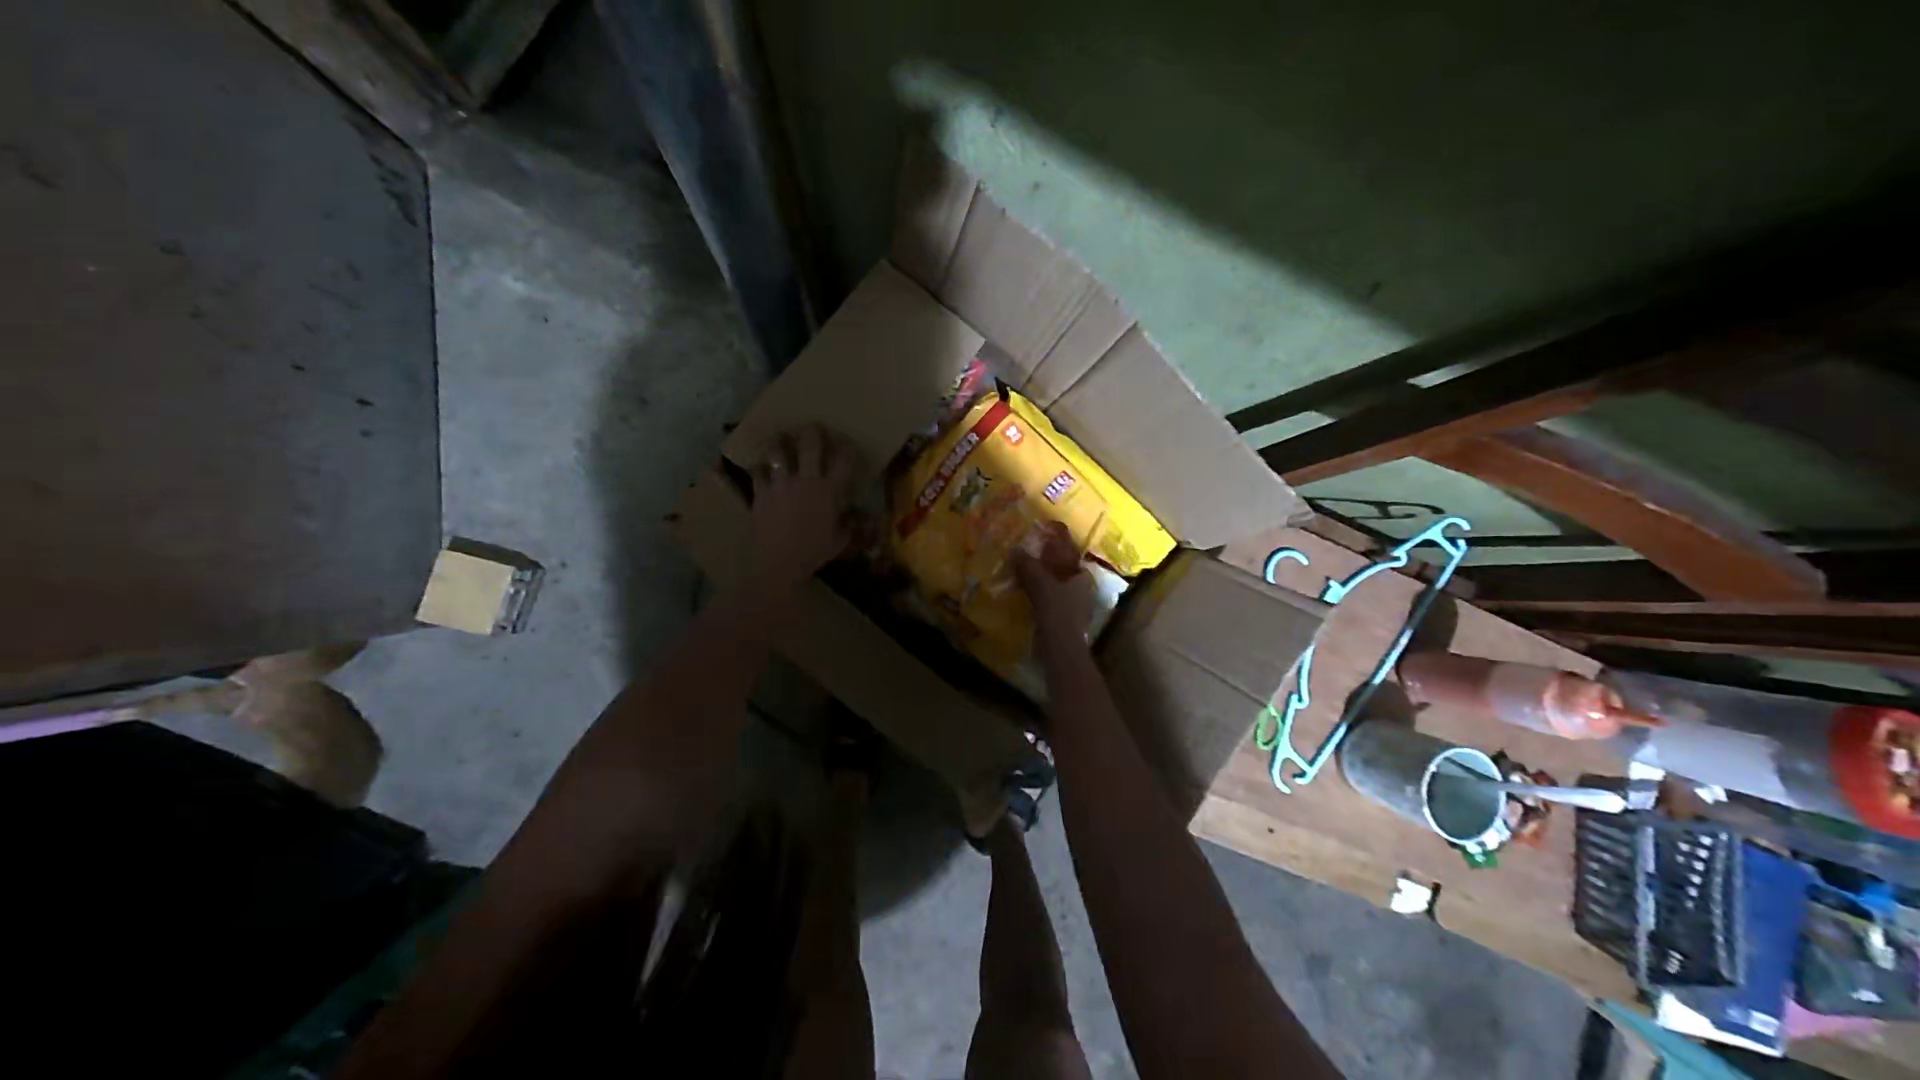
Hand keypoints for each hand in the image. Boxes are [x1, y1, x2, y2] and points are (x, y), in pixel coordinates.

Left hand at [749, 425, 858, 588]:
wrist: (777, 562)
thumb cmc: (813, 553)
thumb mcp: (839, 541)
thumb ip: (851, 525)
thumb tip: (861, 517)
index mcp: (829, 491)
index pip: (843, 460)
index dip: (847, 449)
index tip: (847, 445)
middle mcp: (806, 479)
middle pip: (810, 444)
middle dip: (813, 431)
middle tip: (813, 426)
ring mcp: (781, 483)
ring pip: (779, 451)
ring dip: (780, 441)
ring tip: (781, 437)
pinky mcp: (761, 491)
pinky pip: (758, 471)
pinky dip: (759, 466)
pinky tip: (760, 465)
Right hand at [1012, 521, 1093, 646]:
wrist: (1060, 647)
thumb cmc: (1056, 609)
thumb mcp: (1040, 583)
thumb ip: (1028, 565)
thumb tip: (1015, 549)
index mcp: (1083, 578)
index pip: (1072, 556)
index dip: (1059, 548)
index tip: (1044, 541)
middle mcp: (1083, 591)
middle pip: (1064, 573)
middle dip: (1049, 566)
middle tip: (1030, 557)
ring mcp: (1074, 609)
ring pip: (1057, 589)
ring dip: (1042, 582)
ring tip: (1023, 575)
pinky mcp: (1063, 623)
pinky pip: (1049, 603)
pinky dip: (1039, 597)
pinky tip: (1025, 595)